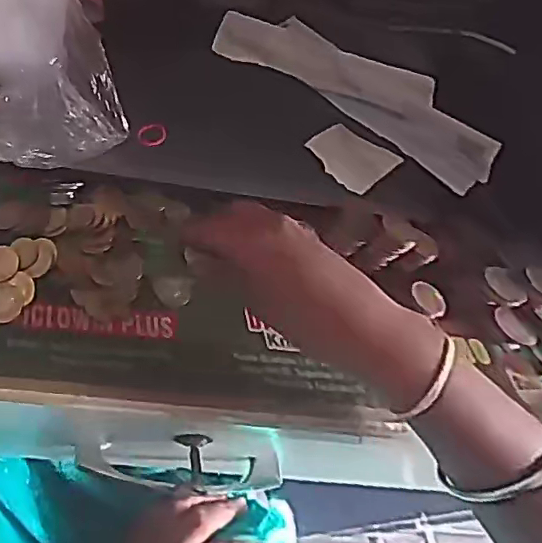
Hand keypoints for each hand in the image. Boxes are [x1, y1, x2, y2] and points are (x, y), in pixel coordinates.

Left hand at [18, 496, 263, 542]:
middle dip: (224, 509)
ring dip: (199, 497)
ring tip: (218, 495)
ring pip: (174, 506)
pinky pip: (153, 508)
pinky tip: (182, 498)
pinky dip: (173, 497)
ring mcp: (141, 542)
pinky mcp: (127, 539)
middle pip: (197, 519)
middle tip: (243, 505)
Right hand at [185, 201, 445, 409]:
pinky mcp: (308, 237)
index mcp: (252, 238)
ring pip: (250, 217)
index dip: (187, 234)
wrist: (368, 329)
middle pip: (229, 213)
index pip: (206, 226)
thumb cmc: (306, 323)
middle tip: (194, 250)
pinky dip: (252, 235)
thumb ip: (226, 275)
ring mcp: (293, 228)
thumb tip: (200, 260)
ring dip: (232, 229)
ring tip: (218, 255)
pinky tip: (249, 258)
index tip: (173, 244)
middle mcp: (271, 223)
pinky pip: (269, 226)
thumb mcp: (257, 303)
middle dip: (209, 227)